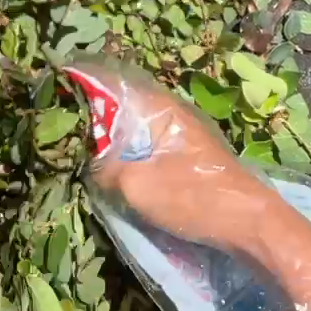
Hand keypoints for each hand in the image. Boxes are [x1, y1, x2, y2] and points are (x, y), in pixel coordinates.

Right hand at [79, 66, 310, 302]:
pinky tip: (118, 173)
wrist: (255, 228)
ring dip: (112, 141)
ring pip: (135, 130)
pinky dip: (130, 156)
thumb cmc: (194, 198)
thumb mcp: (136, 187)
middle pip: (121, 107)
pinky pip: (149, 148)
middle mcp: (170, 113)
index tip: (55, 86)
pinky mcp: (190, 159)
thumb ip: (105, 171)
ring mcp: (183, 135)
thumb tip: (91, 166)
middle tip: (64, 130)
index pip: (110, 82)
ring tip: (85, 153)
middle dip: (93, 117)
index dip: (82, 84)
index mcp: (157, 108)